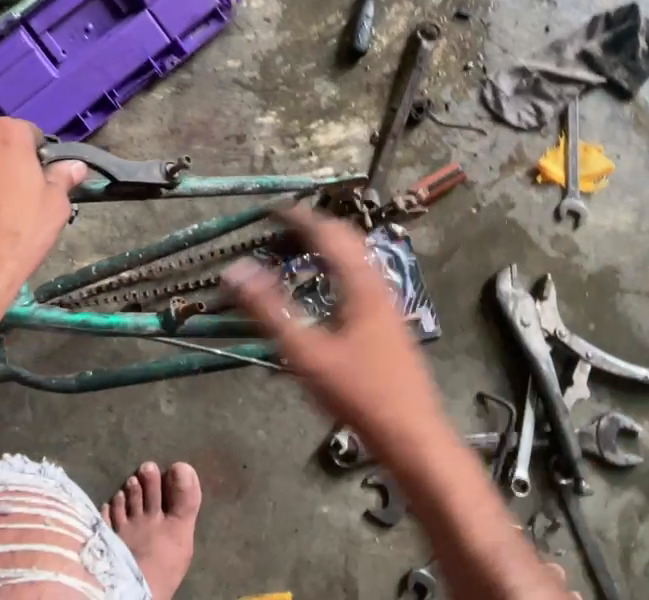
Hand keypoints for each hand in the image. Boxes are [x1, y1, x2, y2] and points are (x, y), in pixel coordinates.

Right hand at [223, 207, 441, 444]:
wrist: (414, 438)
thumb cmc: (359, 394)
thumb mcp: (305, 352)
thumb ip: (268, 310)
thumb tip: (235, 272)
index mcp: (361, 285)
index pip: (327, 233)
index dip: (298, 217)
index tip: (271, 210)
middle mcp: (380, 287)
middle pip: (348, 240)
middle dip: (314, 227)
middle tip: (283, 226)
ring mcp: (390, 306)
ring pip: (358, 259)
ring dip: (329, 247)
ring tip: (300, 249)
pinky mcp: (391, 325)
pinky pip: (362, 278)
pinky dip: (339, 268)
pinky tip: (327, 289)